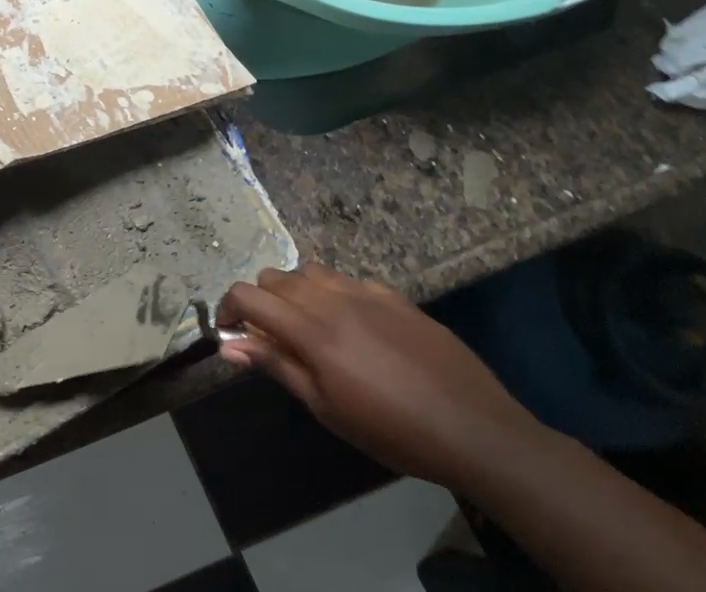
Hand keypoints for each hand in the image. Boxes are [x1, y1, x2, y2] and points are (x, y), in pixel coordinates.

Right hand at [217, 264, 545, 490]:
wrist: (478, 434)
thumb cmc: (393, 432)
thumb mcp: (326, 408)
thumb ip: (276, 367)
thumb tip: (229, 346)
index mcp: (312, 332)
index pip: (248, 295)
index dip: (227, 309)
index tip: (230, 332)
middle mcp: (335, 303)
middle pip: (275, 277)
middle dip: (261, 299)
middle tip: (270, 334)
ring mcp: (370, 296)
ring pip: (312, 271)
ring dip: (297, 290)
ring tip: (308, 323)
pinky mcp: (400, 300)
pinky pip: (352, 281)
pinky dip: (337, 294)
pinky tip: (353, 325)